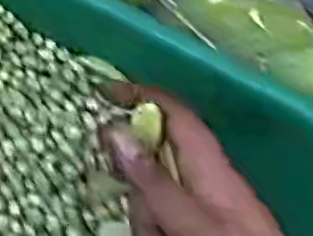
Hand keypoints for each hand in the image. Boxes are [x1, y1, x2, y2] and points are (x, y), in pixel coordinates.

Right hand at [101, 84, 282, 235]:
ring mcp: (213, 207)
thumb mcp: (193, 221)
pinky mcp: (209, 227)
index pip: (174, 110)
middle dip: (134, 175)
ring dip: (145, 210)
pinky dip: (157, 226)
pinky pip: (169, 213)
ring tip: (153, 234)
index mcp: (213, 166)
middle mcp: (212, 179)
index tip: (99, 92)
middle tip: (126, 197)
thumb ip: (154, 178)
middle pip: (156, 153)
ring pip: (158, 187)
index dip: (137, 92)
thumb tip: (112, 127)